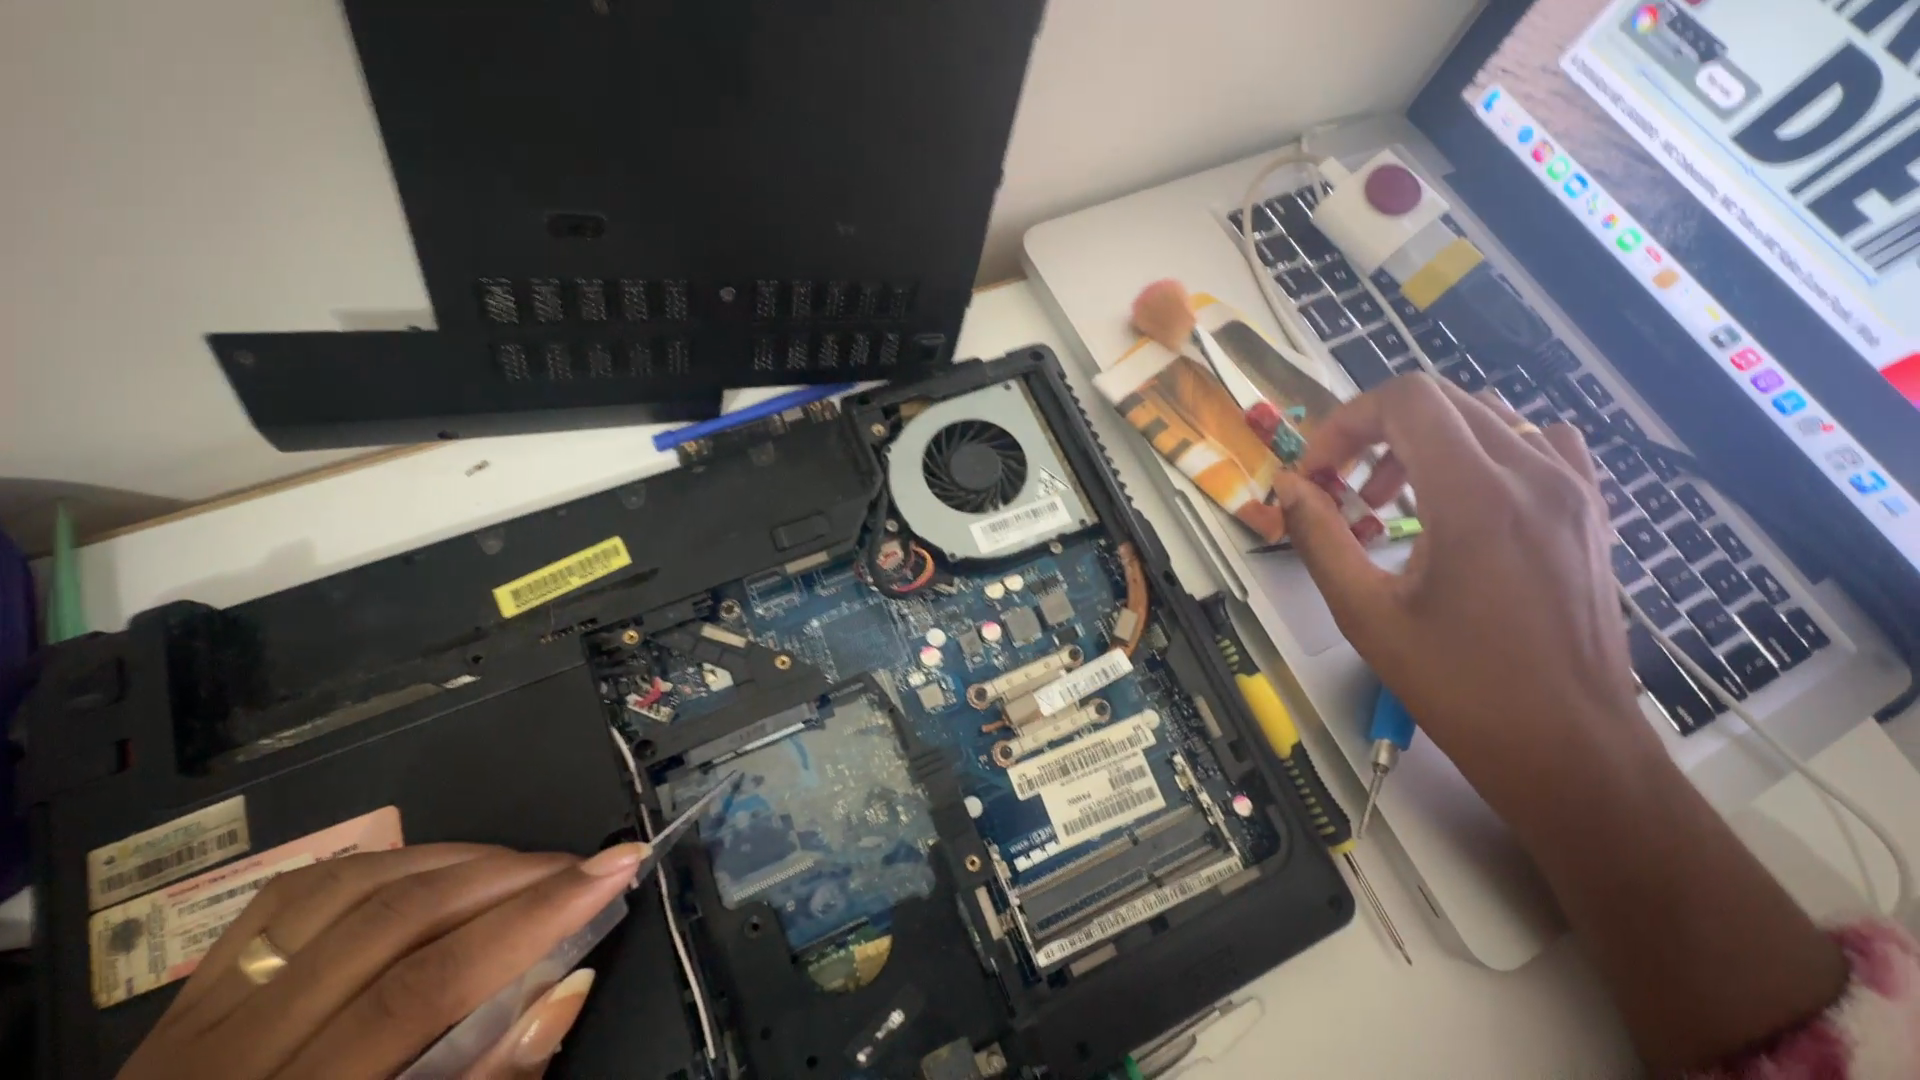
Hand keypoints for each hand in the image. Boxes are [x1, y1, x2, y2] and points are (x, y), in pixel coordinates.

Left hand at [118, 841, 645, 1079]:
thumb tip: (570, 986)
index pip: (429, 986)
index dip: (535, 918)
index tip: (616, 868)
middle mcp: (228, 1054)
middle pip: (394, 920)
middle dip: (511, 878)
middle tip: (586, 865)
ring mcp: (199, 1015)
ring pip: (349, 887)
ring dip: (458, 861)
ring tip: (528, 867)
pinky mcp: (193, 991)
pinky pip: (297, 891)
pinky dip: (388, 863)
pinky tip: (440, 868)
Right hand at [1275, 374, 1653, 806]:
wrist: (1568, 746)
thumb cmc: (1458, 687)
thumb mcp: (1366, 615)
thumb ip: (1320, 538)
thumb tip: (1289, 486)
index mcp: (1475, 496)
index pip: (1406, 400)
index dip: (1346, 423)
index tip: (1318, 475)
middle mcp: (1532, 474)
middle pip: (1443, 401)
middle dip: (1376, 431)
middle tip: (1343, 488)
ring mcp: (1572, 489)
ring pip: (1489, 417)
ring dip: (1427, 441)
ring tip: (1395, 500)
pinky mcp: (1591, 512)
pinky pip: (1540, 444)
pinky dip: (1489, 451)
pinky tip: (1467, 499)